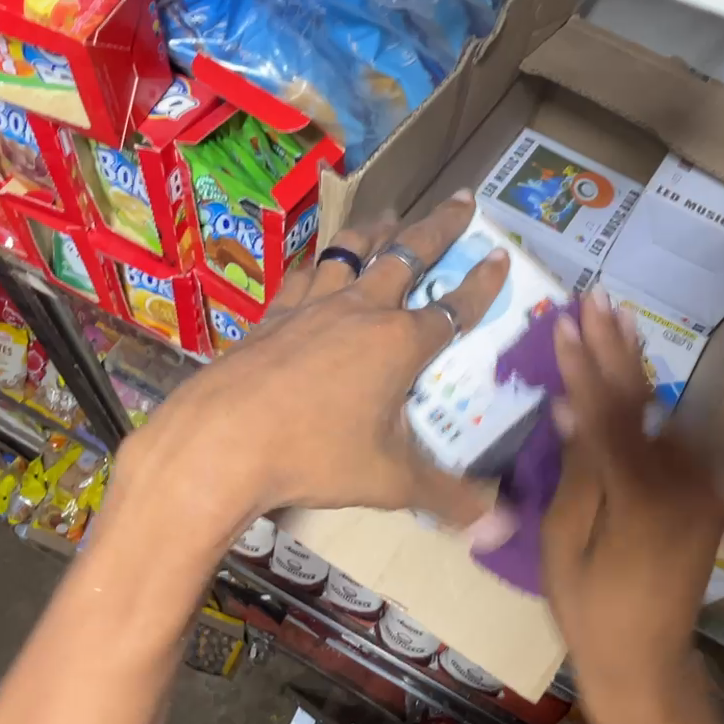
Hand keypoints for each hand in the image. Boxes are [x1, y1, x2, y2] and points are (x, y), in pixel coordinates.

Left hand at [117, 194, 508, 557]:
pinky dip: (321, 264)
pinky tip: (320, 266)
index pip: (455, 306)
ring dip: (377, 231)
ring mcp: (313, 307)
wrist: (223, 440)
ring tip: (391, 216)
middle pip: (407, 256)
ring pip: (351, 252)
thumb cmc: (315, 455)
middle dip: (440, 227)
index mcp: (400, 343)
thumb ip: (446, 495)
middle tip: (462, 201)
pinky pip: (305, 275)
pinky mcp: (273, 315)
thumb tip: (497, 521)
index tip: (501, 254)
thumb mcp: (390, 481)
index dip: (482, 282)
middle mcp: (360, 311)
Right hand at [541, 292, 723, 723]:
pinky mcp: (705, 496)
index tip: (567, 320)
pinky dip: (647, 402)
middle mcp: (682, 482)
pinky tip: (635, 373)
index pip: (605, 412)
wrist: (645, 660)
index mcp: (639, 496)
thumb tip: (568, 408)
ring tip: (619, 320)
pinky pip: (670, 438)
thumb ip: (576, 469)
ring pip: (661, 413)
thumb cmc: (587, 605)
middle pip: (642, 401)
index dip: (584, 364)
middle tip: (600, 298)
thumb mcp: (563, 538)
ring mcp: (701, 488)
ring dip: (635, 366)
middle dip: (617, 347)